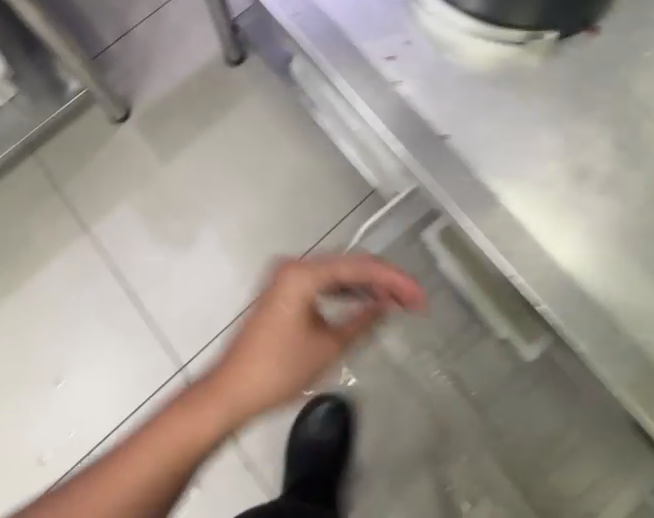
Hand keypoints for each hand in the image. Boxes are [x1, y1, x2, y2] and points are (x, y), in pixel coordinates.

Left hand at [200, 255, 426, 423]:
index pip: (359, 267)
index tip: (420, 297)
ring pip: (336, 273)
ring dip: (367, 285)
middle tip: (415, 299)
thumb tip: (387, 304)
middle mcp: (294, 266)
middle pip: (348, 264)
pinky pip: (322, 283)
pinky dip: (346, 291)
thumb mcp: (329, 347)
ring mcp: (286, 277)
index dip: (394, 280)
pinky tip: (367, 303)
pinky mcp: (284, 292)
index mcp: (303, 273)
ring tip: (399, 302)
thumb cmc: (279, 370)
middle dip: (384, 280)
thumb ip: (362, 321)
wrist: (232, 389)